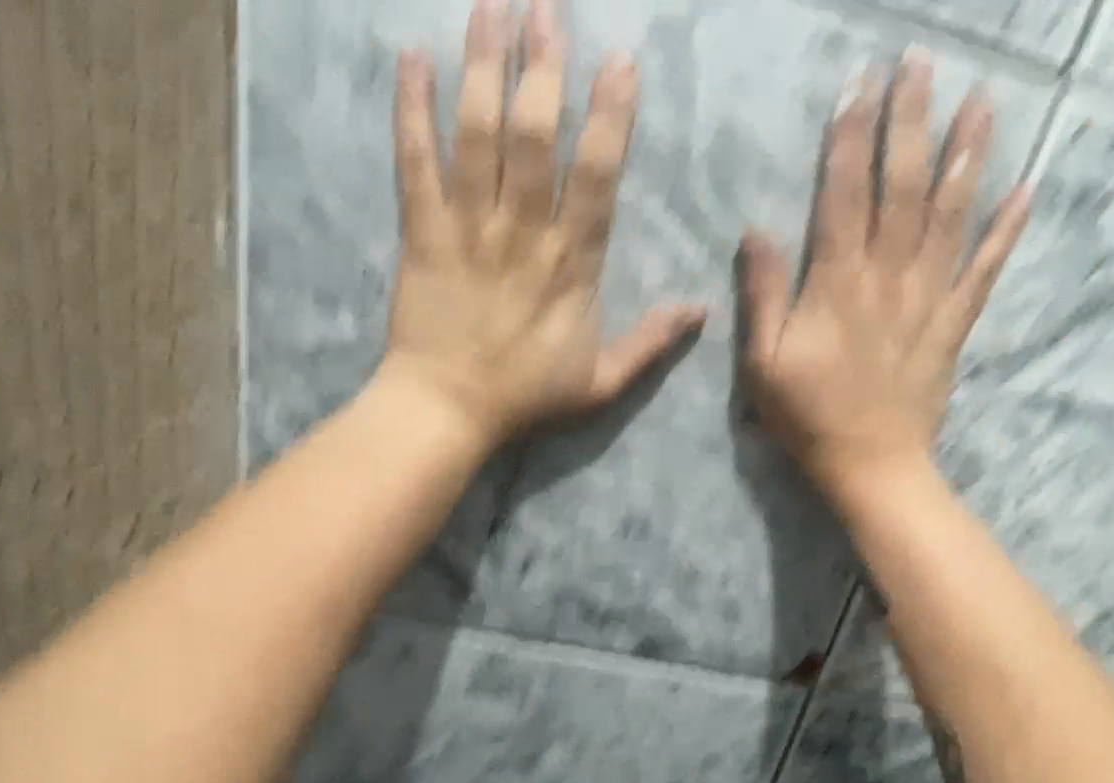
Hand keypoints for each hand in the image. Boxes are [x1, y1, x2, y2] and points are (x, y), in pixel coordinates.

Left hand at [380, 0, 704, 445]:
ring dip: (483, 67)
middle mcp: (523, 232)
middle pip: (535, 136)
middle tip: (546, 8)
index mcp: (572, 265)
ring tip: (490, 7)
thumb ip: (651, 342)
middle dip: (543, 67)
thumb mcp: (604, 381)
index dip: (610, 117)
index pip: (597, 177)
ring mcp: (468, 227)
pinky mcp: (420, 232)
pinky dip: (411, 110)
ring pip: (478, 136)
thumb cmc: (528, 396)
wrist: (446, 411)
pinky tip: (412, 57)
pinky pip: (415, 163)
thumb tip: (702, 310)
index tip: (620, 62)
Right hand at [738, 48, 1031, 495]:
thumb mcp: (763, 364)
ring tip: (981, 101)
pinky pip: (984, 271)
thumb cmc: (808, 418)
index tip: (859, 83)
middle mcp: (887, 279)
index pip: (842, 195)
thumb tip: (755, 231)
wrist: (872, 467)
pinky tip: (1026, 189)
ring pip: (949, 217)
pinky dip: (1006, 231)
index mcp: (835, 285)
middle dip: (910, 122)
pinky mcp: (954, 324)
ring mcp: (928, 299)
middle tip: (922, 64)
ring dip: (965, 156)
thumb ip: (761, 297)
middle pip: (901, 188)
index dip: (849, 136)